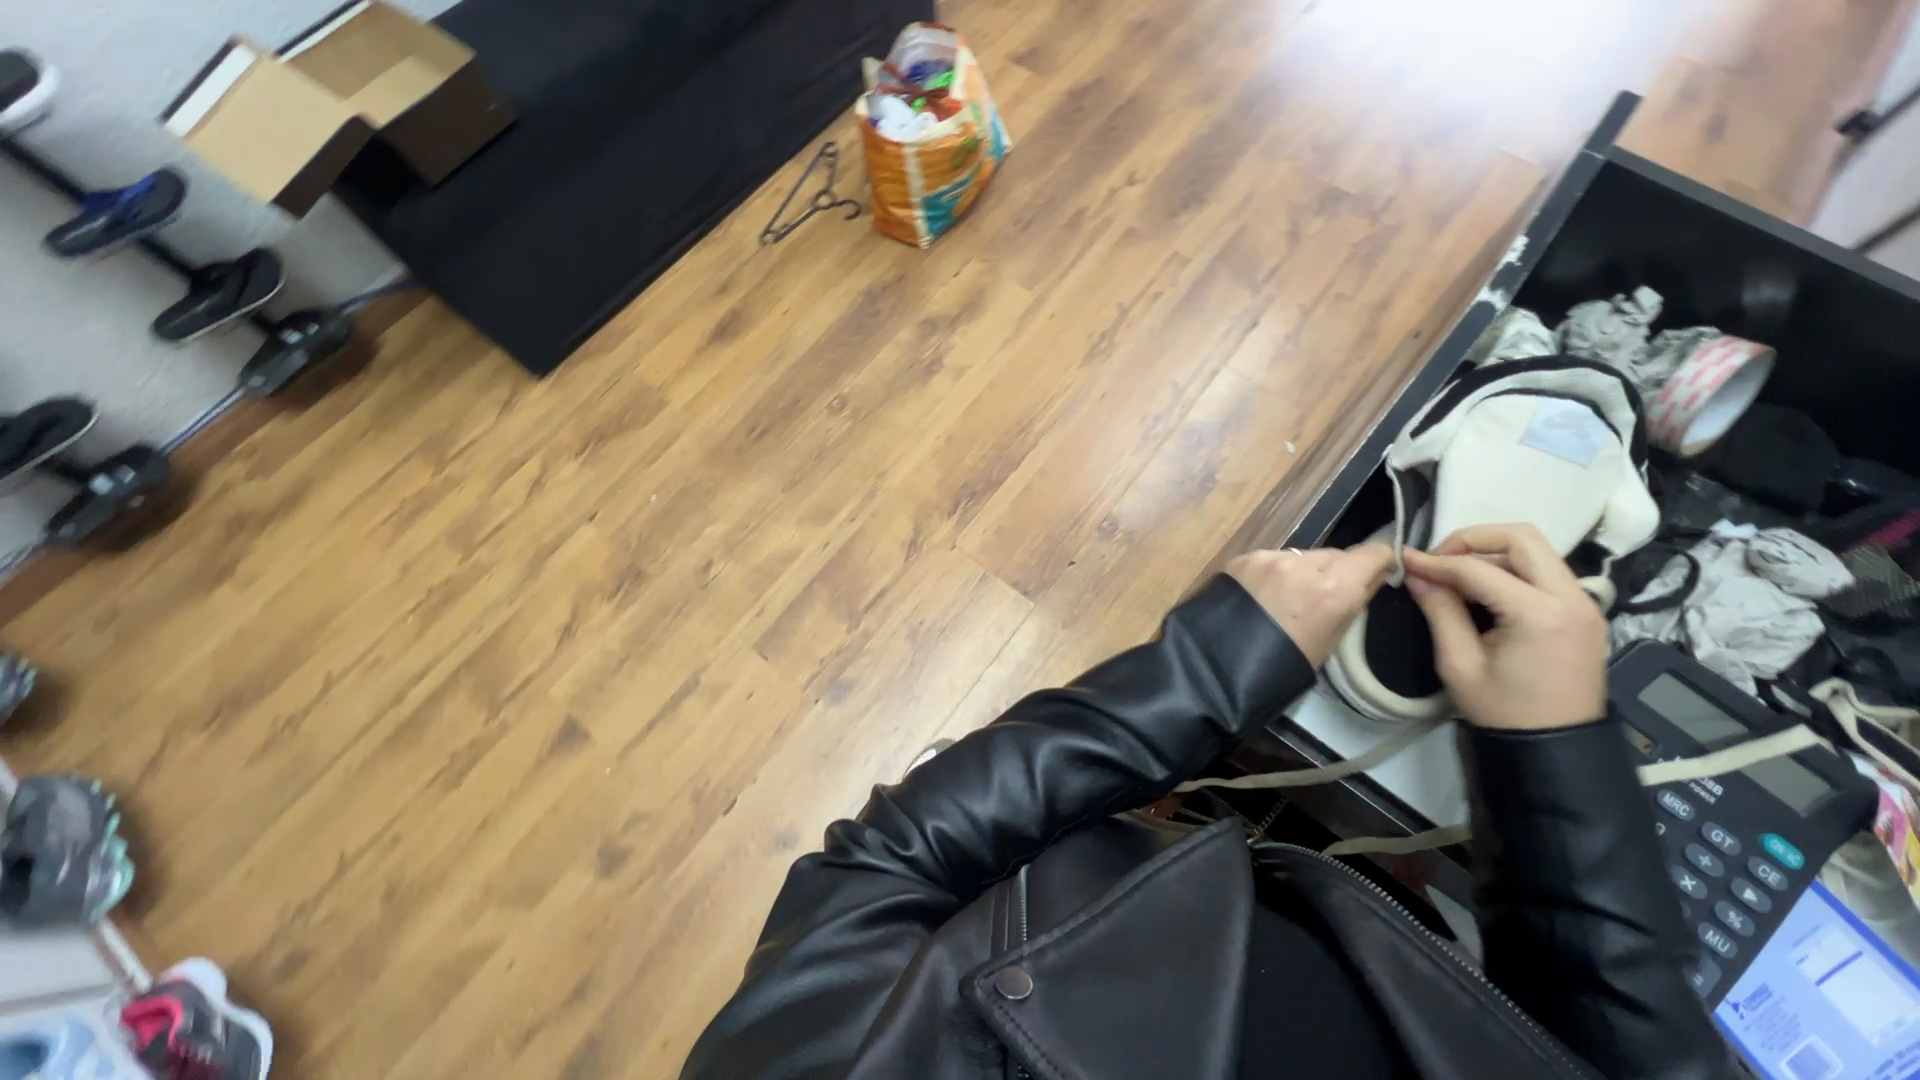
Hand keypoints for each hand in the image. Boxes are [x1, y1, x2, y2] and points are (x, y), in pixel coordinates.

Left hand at [1227, 545, 1393, 666]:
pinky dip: (1275, 573)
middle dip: (1336, 571)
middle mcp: (1304, 564)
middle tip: (1325, 594)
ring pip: (1302, 556)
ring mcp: (1271, 558)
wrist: (1219, 667)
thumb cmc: (1283, 665)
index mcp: (1334, 589)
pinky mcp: (1244, 559)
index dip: (1378, 562)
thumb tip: (1370, 579)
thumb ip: (1352, 603)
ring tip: (1288, 599)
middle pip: (1335, 554)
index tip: (1378, 572)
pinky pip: (1272, 560)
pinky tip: (1263, 597)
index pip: (1372, 554)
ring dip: (1303, 571)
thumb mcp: (1331, 641)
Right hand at [1402, 524, 1607, 730]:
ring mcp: (1585, 602)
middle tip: (1440, 559)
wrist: (1556, 747)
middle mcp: (1571, 598)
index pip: (1479, 569)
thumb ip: (1440, 610)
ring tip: (1457, 574)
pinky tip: (1484, 589)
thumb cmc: (1503, 710)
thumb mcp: (1458, 663)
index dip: (1436, 562)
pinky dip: (1512, 569)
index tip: (1406, 560)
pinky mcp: (1585, 611)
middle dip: (1473, 539)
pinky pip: (1547, 572)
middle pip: (1522, 537)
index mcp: (1539, 614)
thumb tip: (1417, 574)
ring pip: (1537, 550)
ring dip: (1493, 552)